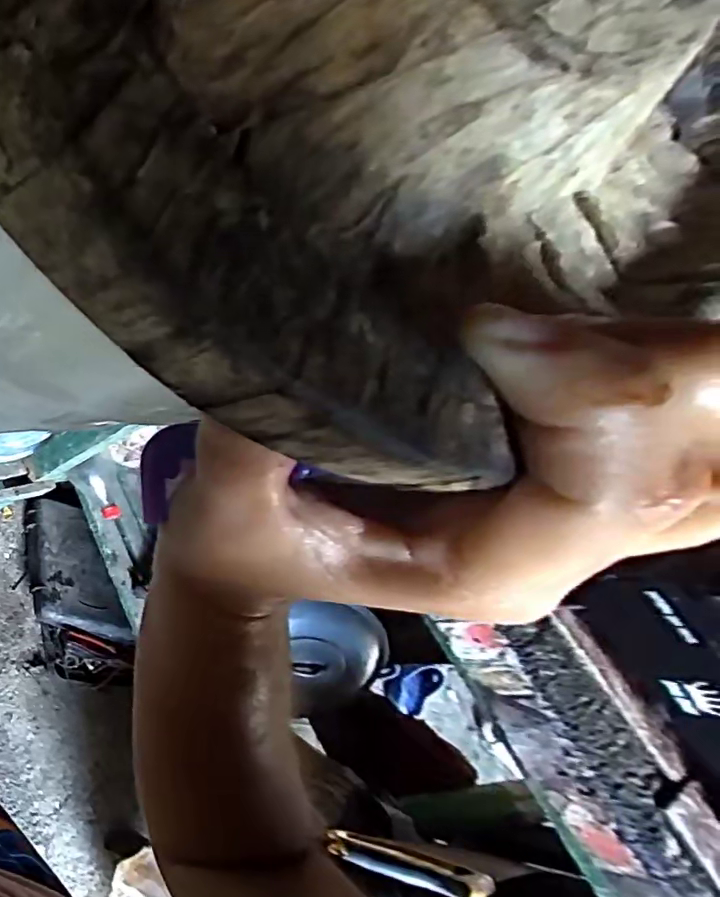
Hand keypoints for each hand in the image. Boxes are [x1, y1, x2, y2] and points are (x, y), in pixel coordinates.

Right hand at [157, 305, 719, 622]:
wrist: (241, 563)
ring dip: (644, 364)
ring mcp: (572, 518)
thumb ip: (257, 439)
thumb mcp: (224, 501)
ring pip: (708, 440)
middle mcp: (556, 551)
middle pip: (699, 464)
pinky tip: (549, 342)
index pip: (604, 492)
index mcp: (480, 570)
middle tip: (510, 329)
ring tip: (524, 334)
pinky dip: (635, 366)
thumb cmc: (231, 544)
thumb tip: (290, 346)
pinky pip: (672, 422)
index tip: (483, 327)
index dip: (581, 397)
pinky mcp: (557, 477)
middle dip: (642, 377)